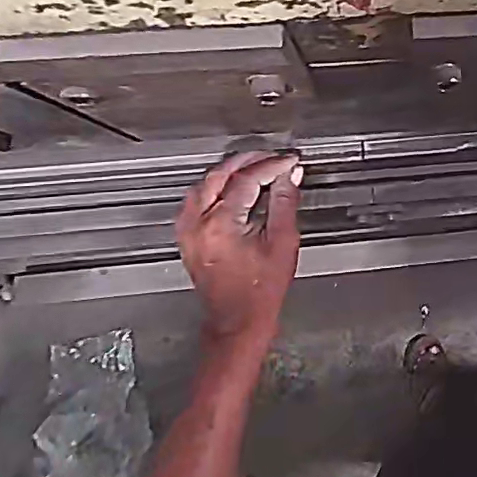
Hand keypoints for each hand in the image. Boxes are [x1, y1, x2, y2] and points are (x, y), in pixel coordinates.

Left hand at [176, 151, 303, 342]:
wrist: (238, 319)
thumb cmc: (260, 290)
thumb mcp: (282, 242)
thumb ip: (285, 203)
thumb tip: (289, 176)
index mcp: (221, 225)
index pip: (247, 179)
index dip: (271, 165)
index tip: (289, 161)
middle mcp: (198, 225)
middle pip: (220, 175)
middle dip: (248, 161)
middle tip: (273, 156)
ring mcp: (188, 231)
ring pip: (204, 184)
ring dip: (230, 170)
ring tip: (255, 165)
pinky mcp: (187, 237)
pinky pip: (196, 199)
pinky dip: (216, 185)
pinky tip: (232, 184)